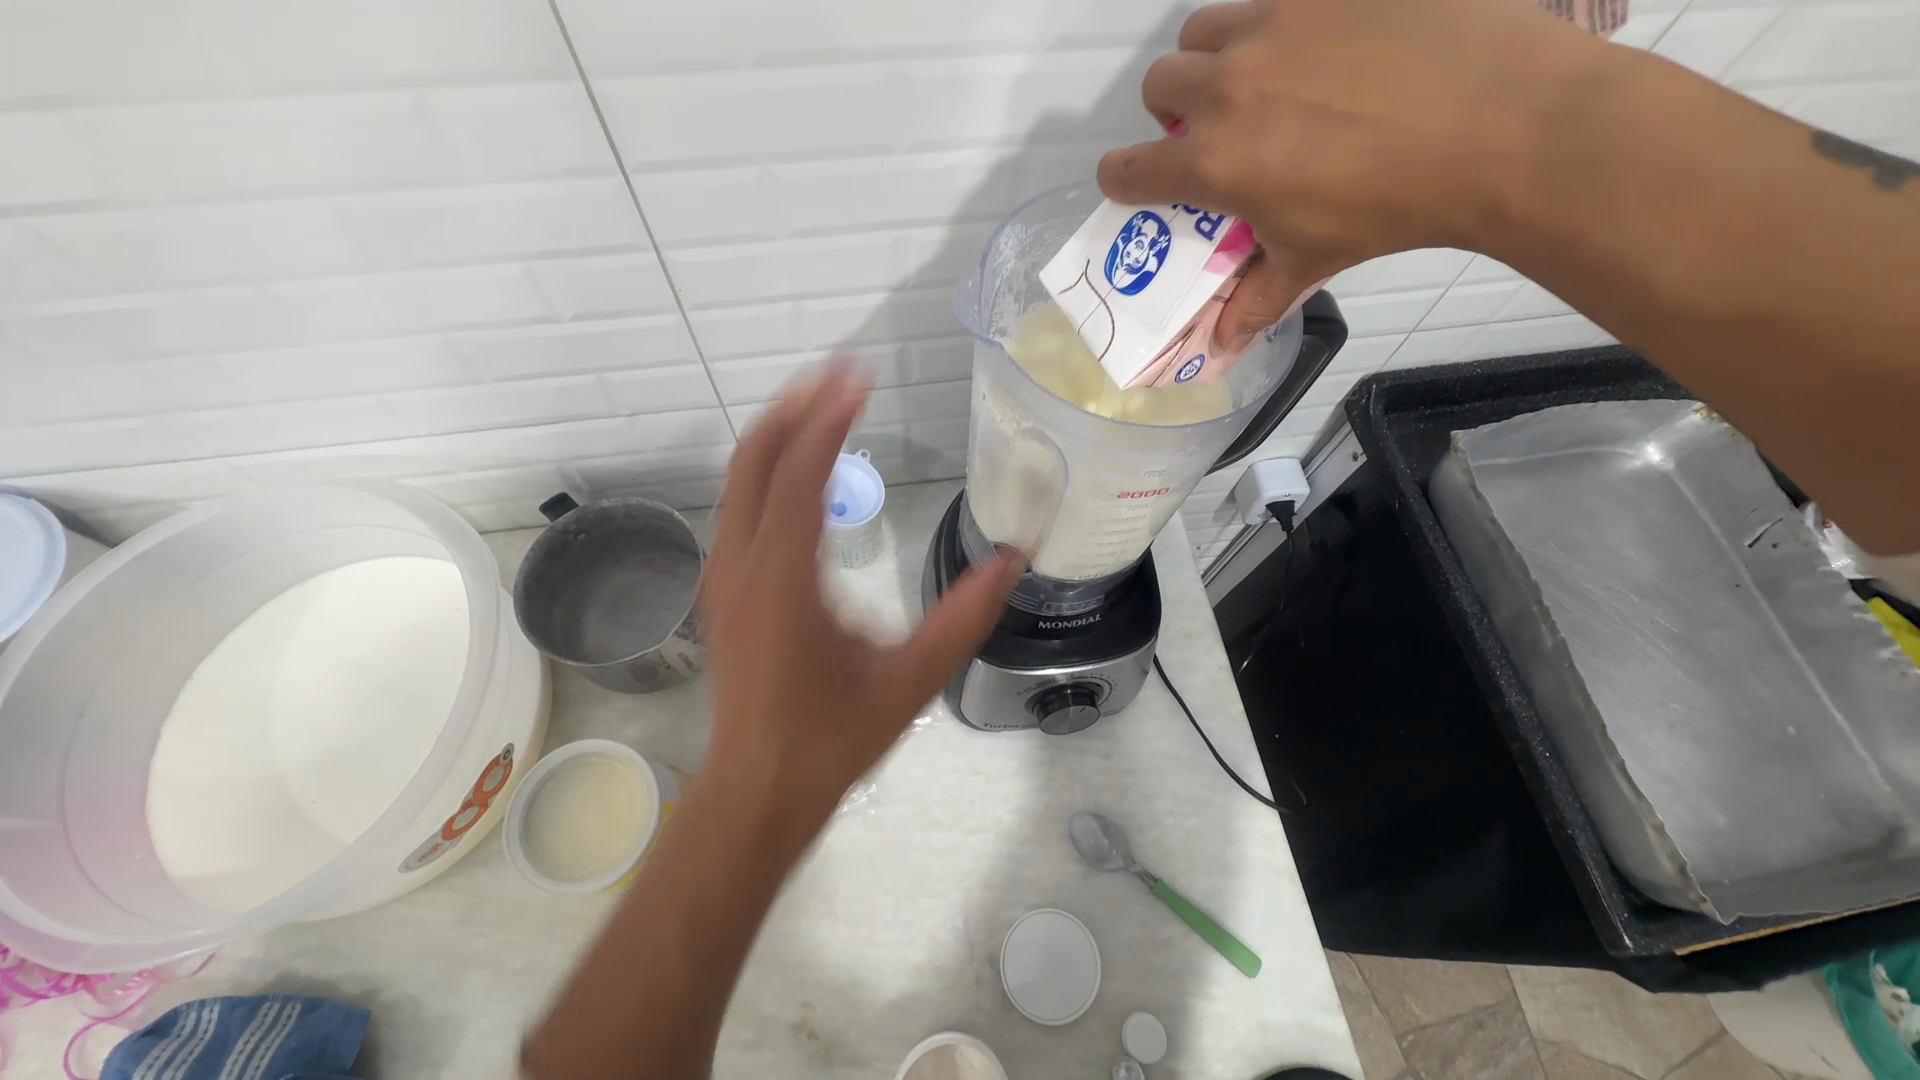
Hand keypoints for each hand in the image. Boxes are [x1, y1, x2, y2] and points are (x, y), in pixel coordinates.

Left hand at [697, 361, 1020, 836]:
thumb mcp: (911, 680)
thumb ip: (964, 617)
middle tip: (842, 374)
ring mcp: (723, 576)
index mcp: (783, 579)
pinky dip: (767, 470)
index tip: (861, 376)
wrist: (758, 789)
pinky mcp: (723, 591)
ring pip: (738, 479)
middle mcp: (741, 564)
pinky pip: (738, 507)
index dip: (829, 417)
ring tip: (825, 406)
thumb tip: (1014, 560)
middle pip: (754, 458)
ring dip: (779, 435)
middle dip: (795, 407)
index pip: (802, 474)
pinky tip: (802, 472)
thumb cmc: (832, 739)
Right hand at [1098, 0, 1606, 349]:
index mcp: (1215, 163)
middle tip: (1214, 127)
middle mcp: (1228, 87)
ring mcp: (1276, 23)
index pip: (1128, 170)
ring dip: (1212, 55)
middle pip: (1159, 83)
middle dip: (1171, 109)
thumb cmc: (1394, 207)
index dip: (1123, 180)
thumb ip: (1257, 297)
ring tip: (1259, 76)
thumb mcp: (1314, 258)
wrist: (1502, 126)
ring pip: (1204, 28)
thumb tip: (1224, 340)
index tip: (1136, 183)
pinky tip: (1326, 45)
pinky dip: (1280, 22)